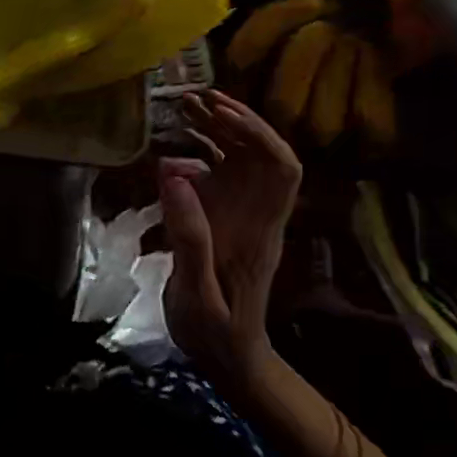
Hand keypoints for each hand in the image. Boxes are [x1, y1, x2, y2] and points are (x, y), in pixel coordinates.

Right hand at [160, 90, 301, 384]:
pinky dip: (201, 150)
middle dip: (235, 119)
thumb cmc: (215, 333)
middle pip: (261, 152)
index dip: (258, 134)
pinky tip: (176, 140)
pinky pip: (217, 173)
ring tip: (185, 104)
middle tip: (194, 97)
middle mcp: (256, 212)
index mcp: (260, 228)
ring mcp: (240, 213)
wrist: (229, 359)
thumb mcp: (197, 296)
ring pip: (239, 158)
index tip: (222, 114)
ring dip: (216, 128)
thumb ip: (189, 239)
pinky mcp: (222, 217)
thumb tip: (174, 173)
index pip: (283, 170)